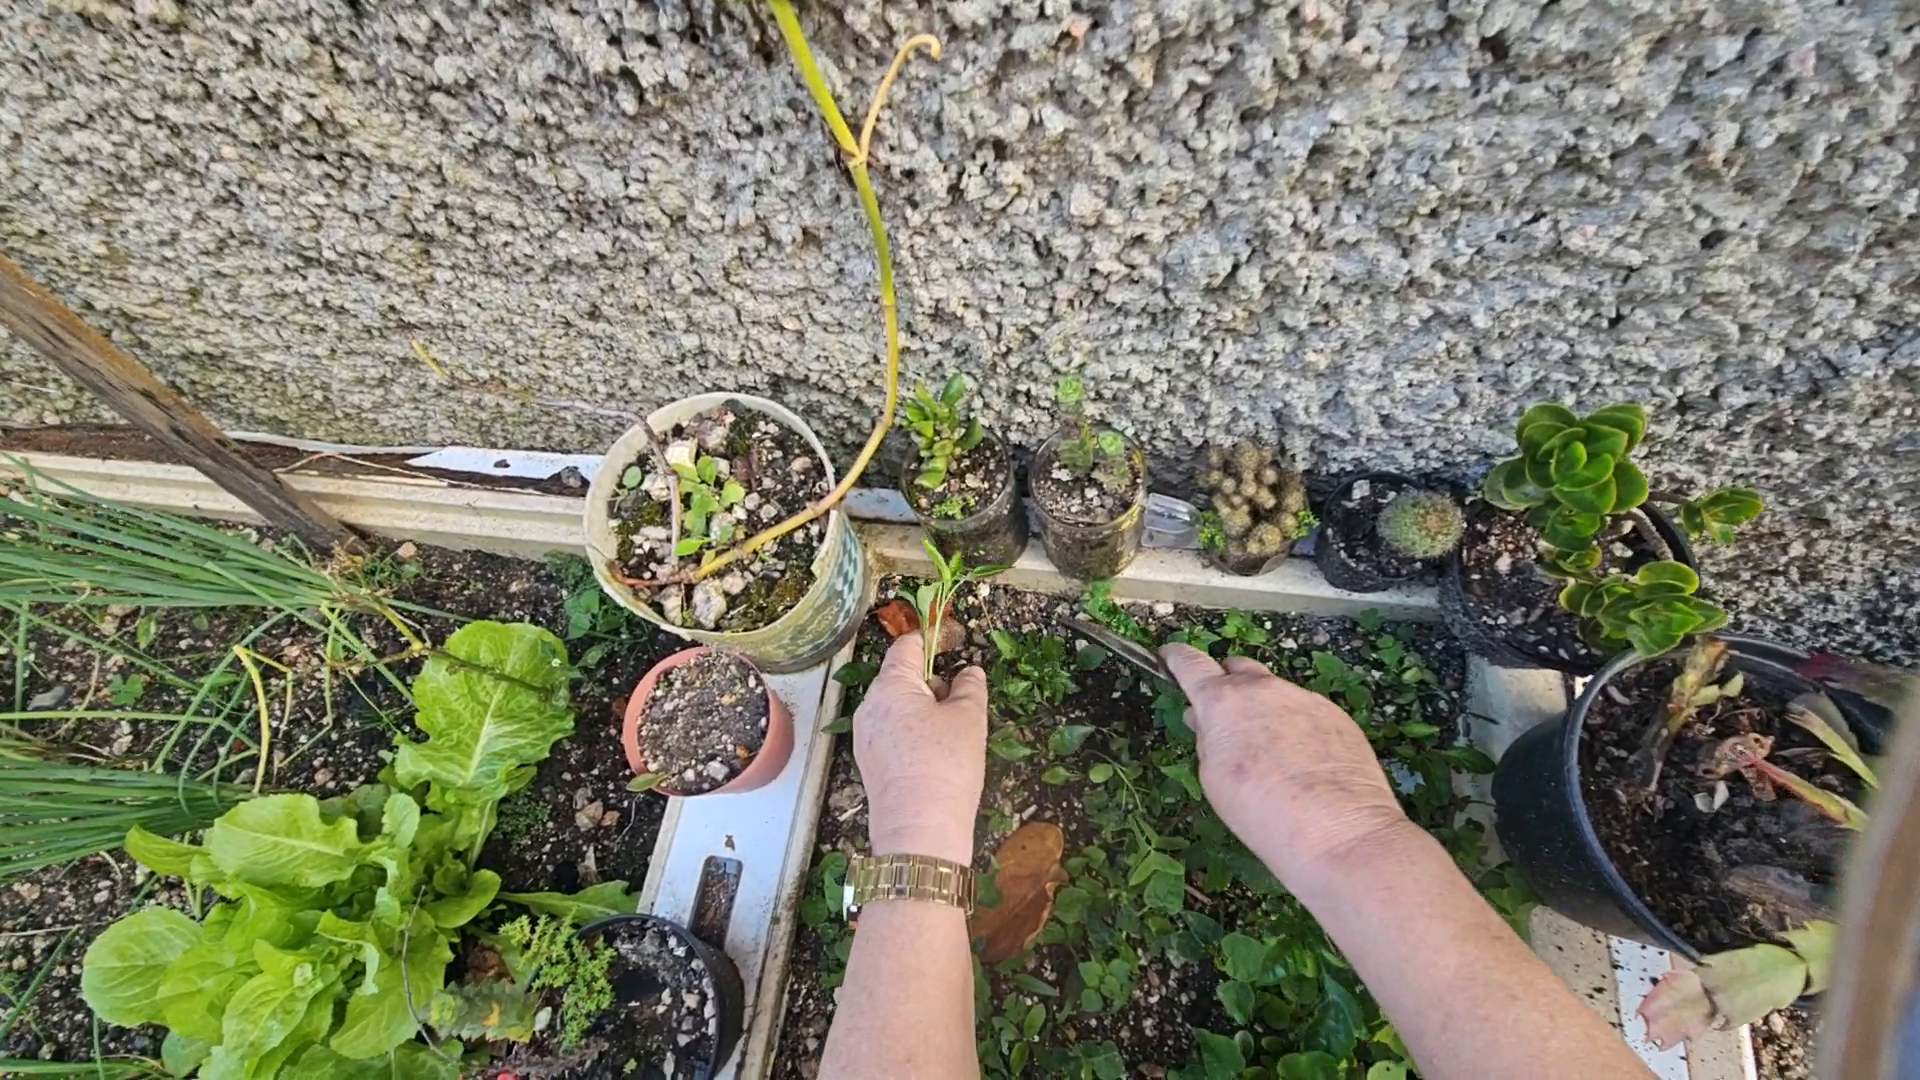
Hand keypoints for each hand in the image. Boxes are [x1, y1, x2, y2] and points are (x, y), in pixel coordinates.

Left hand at [852, 635, 987, 865]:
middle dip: (932, 681)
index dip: (932, 640)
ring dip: (924, 707)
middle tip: (961, 700)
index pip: (906, 646)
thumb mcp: (969, 718)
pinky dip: (914, 730)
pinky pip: (892, 730)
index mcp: (890, 685)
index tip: (954, 643)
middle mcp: (870, 705)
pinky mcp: (869, 760)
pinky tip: (936, 753)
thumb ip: (970, 686)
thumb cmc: (946, 765)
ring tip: (952, 732)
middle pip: (901, 676)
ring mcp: (866, 734)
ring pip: (897, 705)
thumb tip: (969, 671)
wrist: (920, 830)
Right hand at [1161, 643, 1410, 881]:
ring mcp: (1302, 697)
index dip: (1176, 657)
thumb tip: (1205, 719)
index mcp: (1221, 700)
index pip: (1190, 663)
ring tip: (1271, 749)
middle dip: (1225, 683)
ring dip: (1263, 707)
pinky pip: (1304, 710)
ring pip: (1273, 691)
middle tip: (1224, 715)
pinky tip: (1304, 761)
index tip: (1168, 656)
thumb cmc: (1259, 808)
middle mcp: (1261, 688)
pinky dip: (1295, 725)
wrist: (1338, 831)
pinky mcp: (1335, 714)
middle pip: (1236, 668)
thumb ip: (1206, 738)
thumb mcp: (1212, 775)